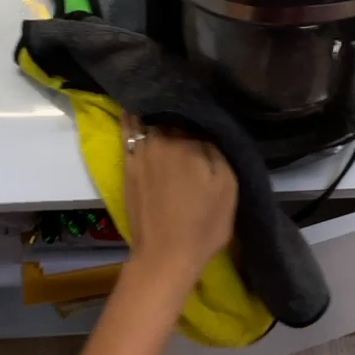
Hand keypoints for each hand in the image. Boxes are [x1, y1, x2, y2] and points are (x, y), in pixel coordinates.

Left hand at [120, 115, 236, 284]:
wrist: (164, 257)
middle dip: (176, 106)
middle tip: (185, 99)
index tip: (205, 107)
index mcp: (188, 141)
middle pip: (169, 113)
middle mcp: (161, 139)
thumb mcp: (228, 186)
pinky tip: (133, 107)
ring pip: (147, 119)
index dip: (200, 111)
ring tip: (160, 98)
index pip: (193, 113)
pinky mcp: (127, 165)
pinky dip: (131, 117)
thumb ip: (218, 150)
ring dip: (154, 107)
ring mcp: (139, 152)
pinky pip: (127, 132)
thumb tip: (207, 129)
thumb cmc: (202, 224)